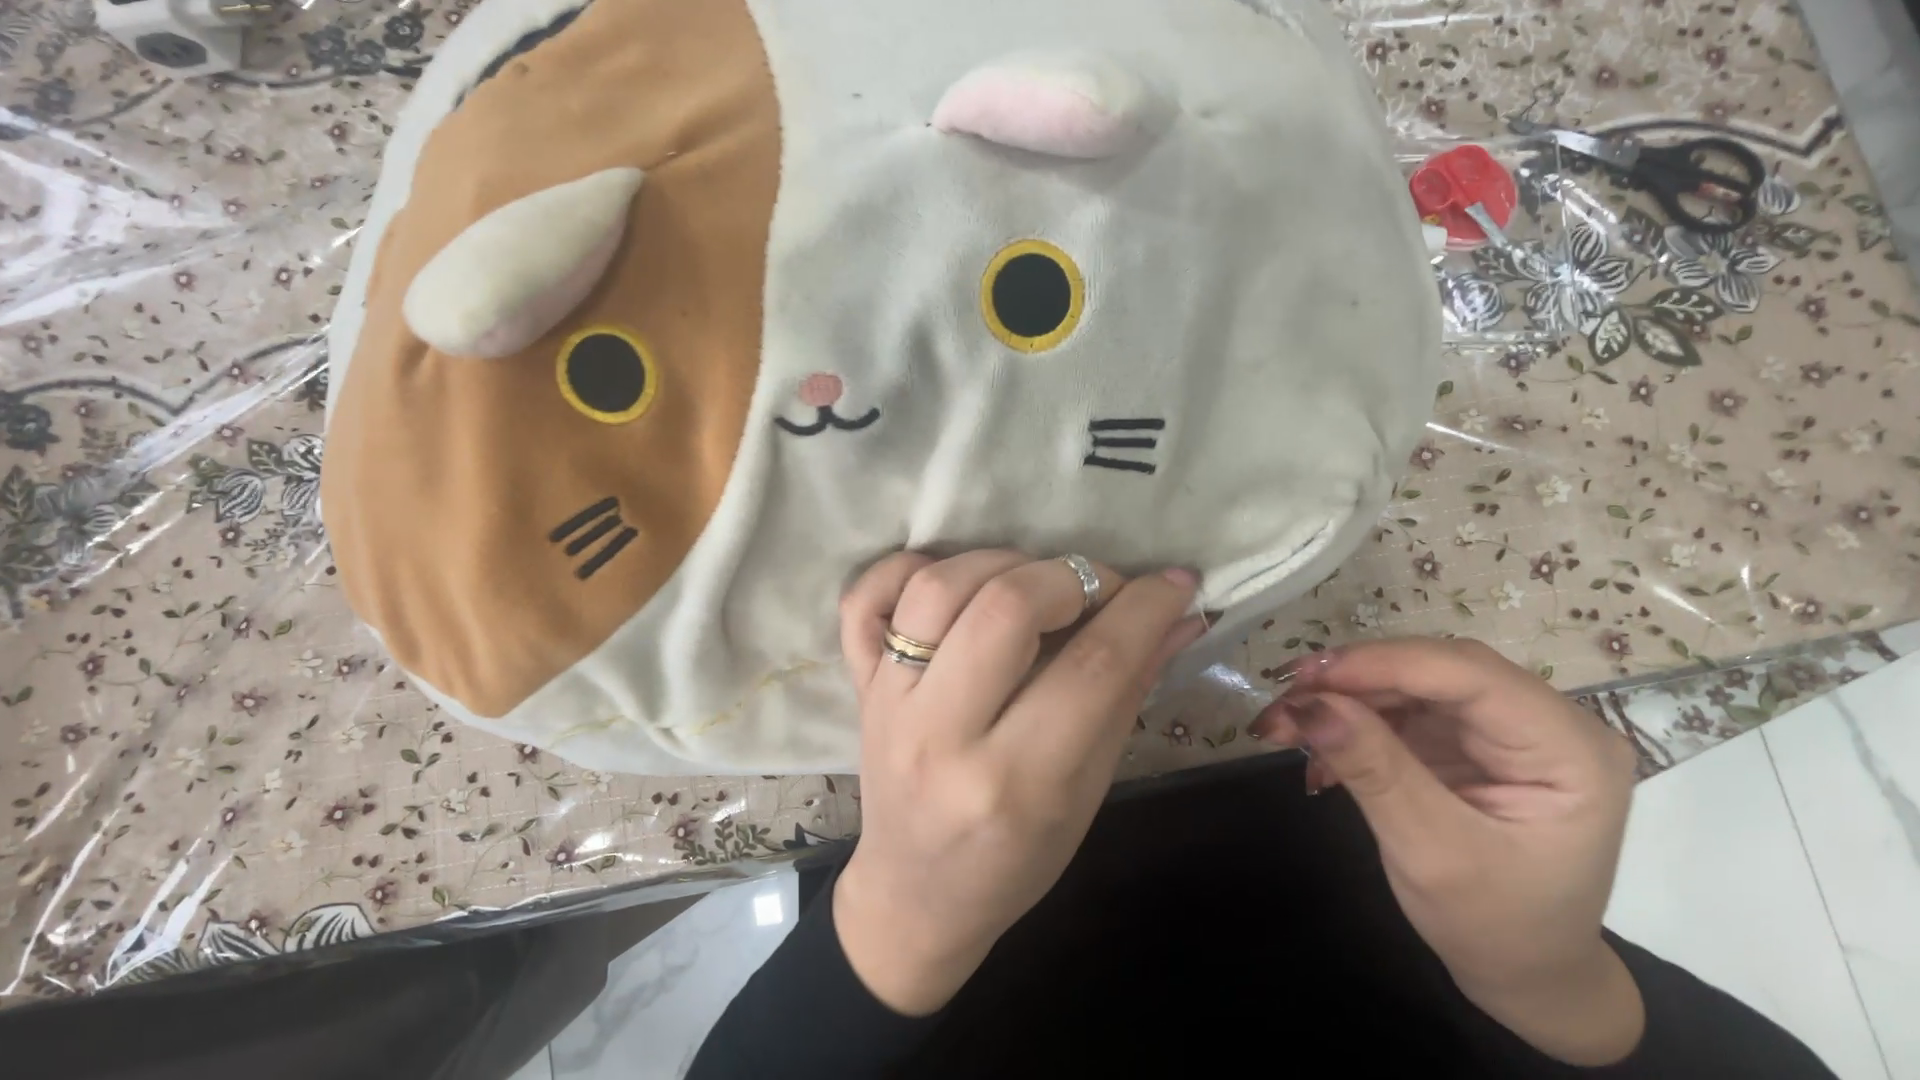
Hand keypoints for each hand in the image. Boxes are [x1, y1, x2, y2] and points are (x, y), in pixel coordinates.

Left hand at [832, 551, 1205, 1015]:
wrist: (915, 897)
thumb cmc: (1014, 861)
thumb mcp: (1086, 794)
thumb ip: (1127, 696)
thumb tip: (1178, 616)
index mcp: (1015, 783)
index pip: (1093, 666)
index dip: (1145, 609)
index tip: (1174, 584)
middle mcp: (942, 735)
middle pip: (1007, 608)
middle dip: (1071, 577)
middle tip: (1098, 592)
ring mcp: (888, 705)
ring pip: (938, 589)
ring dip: (1001, 564)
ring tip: (1034, 584)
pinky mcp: (857, 687)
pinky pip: (864, 600)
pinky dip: (906, 569)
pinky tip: (954, 584)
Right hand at [1252, 638, 1644, 1065]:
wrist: (1524, 975)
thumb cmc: (1494, 925)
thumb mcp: (1430, 852)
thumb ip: (1375, 770)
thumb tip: (1308, 704)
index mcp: (1570, 750)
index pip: (1471, 676)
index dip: (1384, 664)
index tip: (1306, 677)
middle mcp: (1548, 722)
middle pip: (1439, 670)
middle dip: (1355, 679)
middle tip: (1284, 699)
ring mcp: (1507, 728)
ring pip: (1414, 683)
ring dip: (1345, 697)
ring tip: (1284, 722)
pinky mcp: (1471, 739)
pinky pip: (1405, 709)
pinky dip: (1354, 720)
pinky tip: (1317, 745)